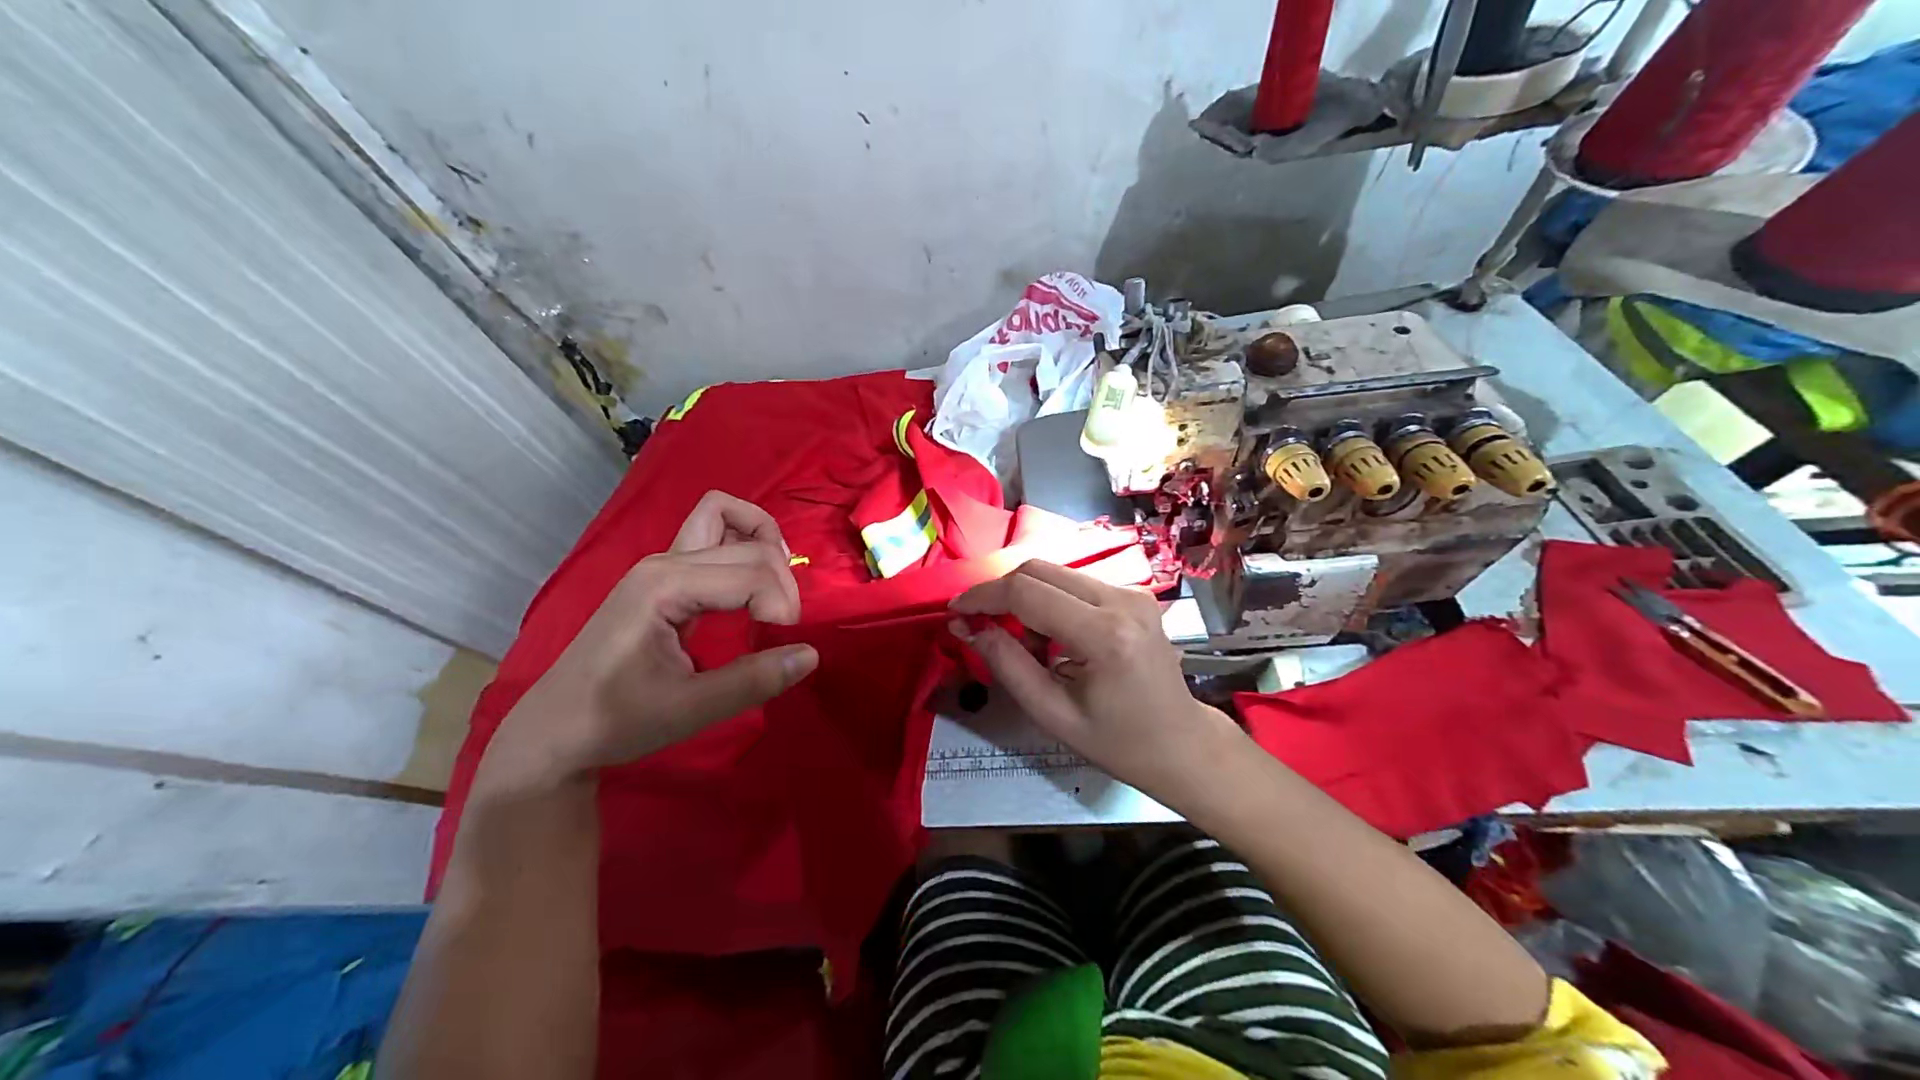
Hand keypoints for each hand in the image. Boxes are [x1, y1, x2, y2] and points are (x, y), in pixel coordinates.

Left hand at [480, 492, 818, 790]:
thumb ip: (752, 681)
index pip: (752, 571)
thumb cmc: (616, 721)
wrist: (555, 731)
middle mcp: (664, 562)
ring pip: (725, 517)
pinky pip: (711, 534)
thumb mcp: (689, 710)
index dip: (783, 605)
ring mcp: (660, 564)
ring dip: (762, 541)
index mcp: (666, 586)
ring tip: (778, 588)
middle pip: (747, 543)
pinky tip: (753, 584)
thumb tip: (811, 654)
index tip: (787, 646)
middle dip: (780, 580)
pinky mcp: (662, 577)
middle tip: (783, 630)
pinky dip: (742, 544)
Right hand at [948, 560, 1245, 805]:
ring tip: (1024, 646)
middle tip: (981, 627)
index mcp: (1105, 635)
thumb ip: (1007, 665)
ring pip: (1055, 572)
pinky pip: (1074, 583)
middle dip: (1001, 594)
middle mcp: (1122, 600)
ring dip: (1025, 599)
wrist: (1181, 744)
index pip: (1027, 593)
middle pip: (1040, 570)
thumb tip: (966, 626)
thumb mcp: (1052, 714)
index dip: (983, 596)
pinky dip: (1048, 602)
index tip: (955, 611)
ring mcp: (1132, 592)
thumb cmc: (1118, 742)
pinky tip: (1050, 639)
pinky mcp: (1133, 594)